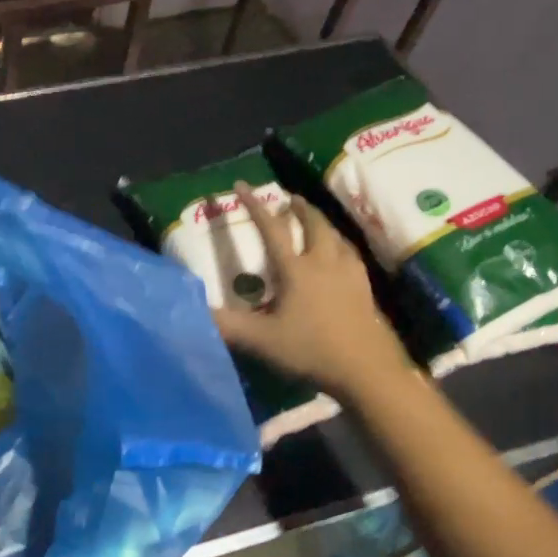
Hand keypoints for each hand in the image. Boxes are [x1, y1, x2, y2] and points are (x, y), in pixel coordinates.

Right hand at [212, 180, 416, 399]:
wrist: (366, 371)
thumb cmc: (310, 350)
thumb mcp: (260, 340)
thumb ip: (226, 324)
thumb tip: (192, 308)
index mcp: (295, 270)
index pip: (271, 229)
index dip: (255, 205)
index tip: (242, 185)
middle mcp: (323, 263)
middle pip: (313, 224)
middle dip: (299, 208)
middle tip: (290, 198)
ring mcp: (349, 275)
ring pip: (336, 236)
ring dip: (322, 223)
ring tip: (315, 220)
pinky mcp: (365, 290)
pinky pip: (352, 255)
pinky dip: (341, 245)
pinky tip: (342, 254)